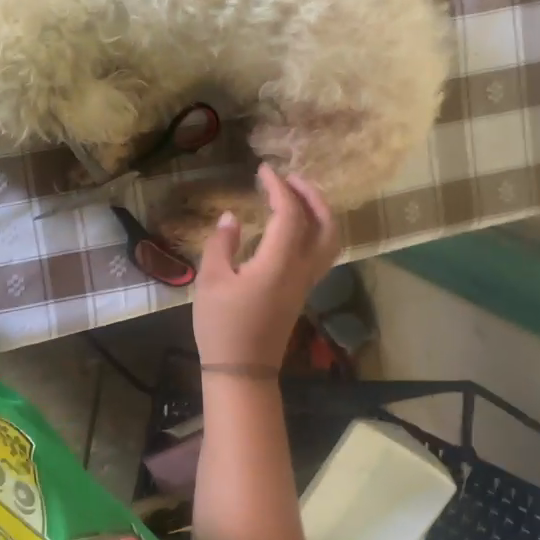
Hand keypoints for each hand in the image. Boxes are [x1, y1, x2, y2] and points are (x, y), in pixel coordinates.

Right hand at [192, 164, 341, 369]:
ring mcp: (306, 283)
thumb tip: (231, 218)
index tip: (262, 170)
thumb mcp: (211, 280)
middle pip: (325, 225)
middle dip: (311, 195)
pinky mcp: (301, 292)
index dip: (279, 188)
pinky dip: (313, 230)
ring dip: (319, 212)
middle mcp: (301, 270)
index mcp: (279, 263)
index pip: (290, 214)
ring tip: (296, 196)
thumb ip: (222, 244)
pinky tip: (291, 227)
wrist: (241, 369)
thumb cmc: (222, 325)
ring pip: (329, 240)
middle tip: (289, 177)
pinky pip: (320, 252)